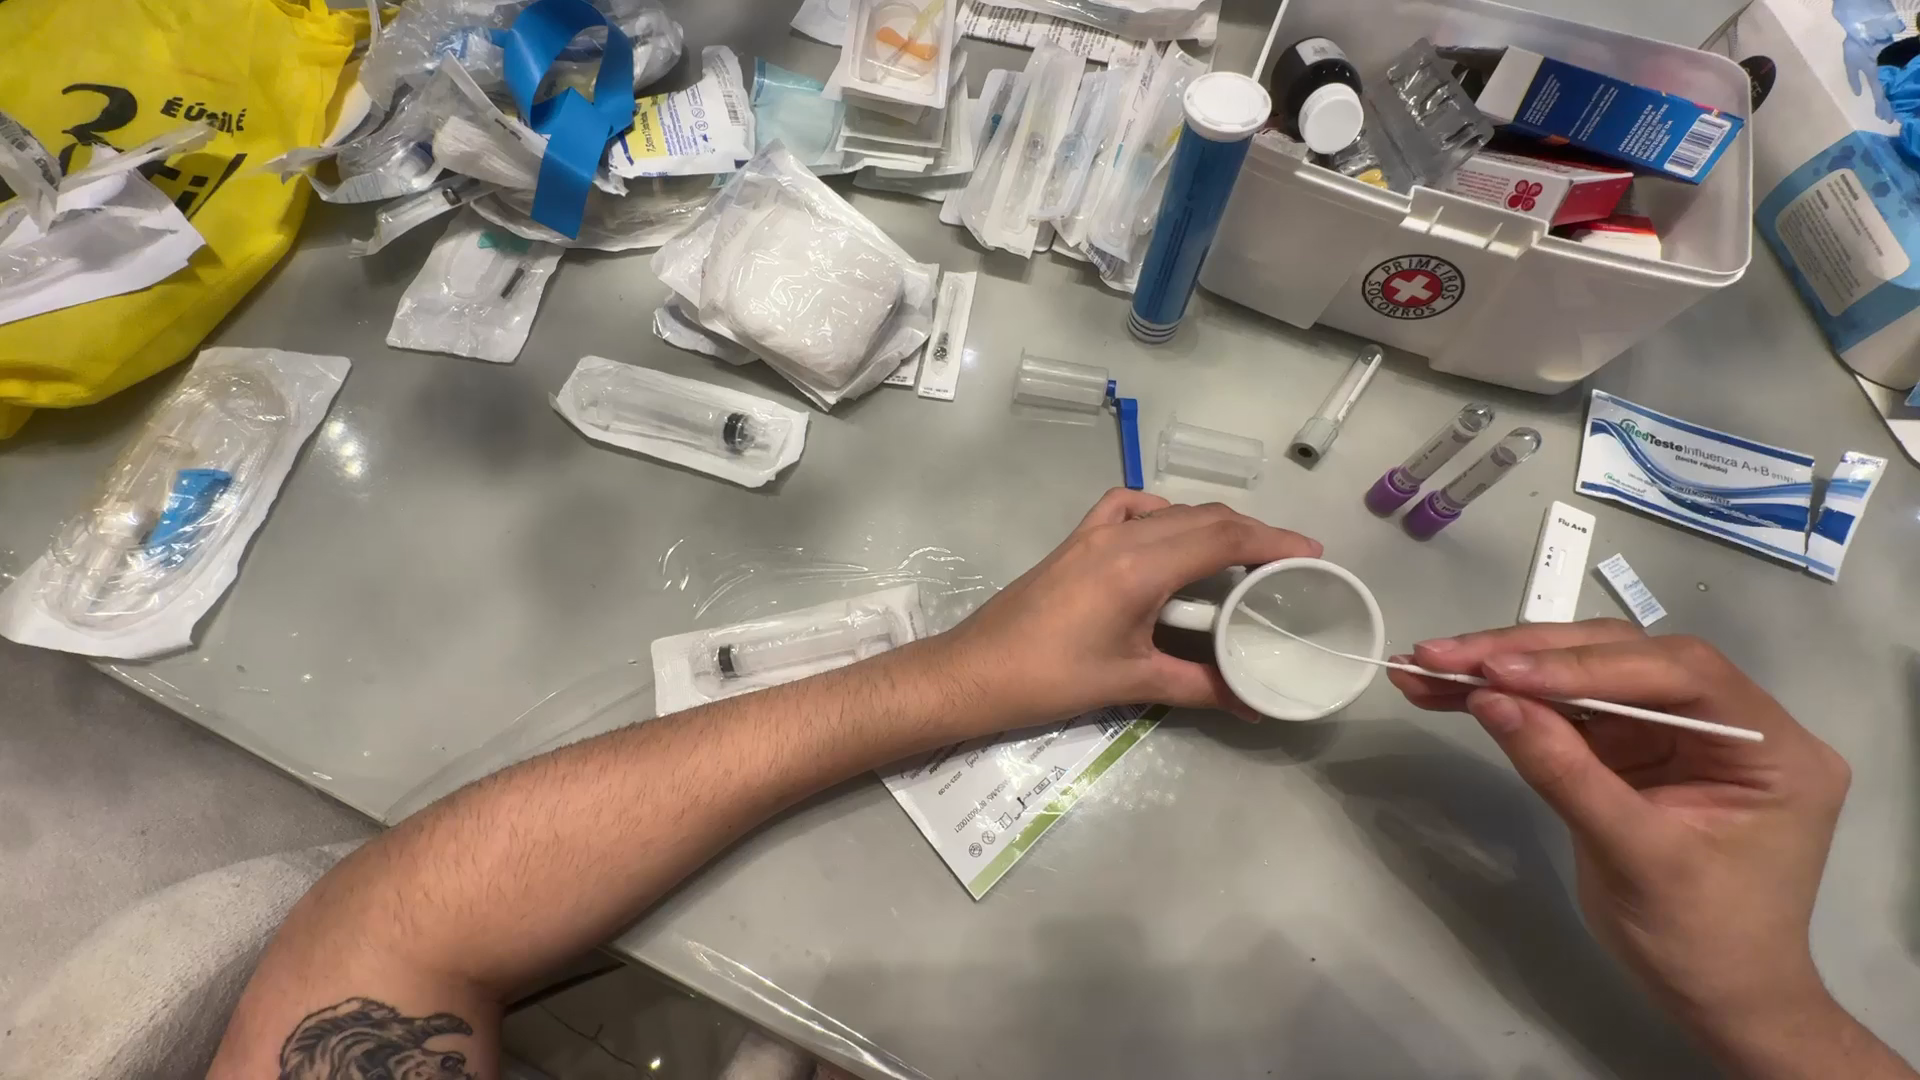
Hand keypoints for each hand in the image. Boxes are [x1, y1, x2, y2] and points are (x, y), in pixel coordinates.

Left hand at [939, 489, 1321, 727]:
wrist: (978, 670)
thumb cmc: (1053, 678)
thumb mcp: (1134, 682)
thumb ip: (1202, 686)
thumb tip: (1255, 703)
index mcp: (1139, 568)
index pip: (1222, 538)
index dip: (1273, 541)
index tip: (1312, 553)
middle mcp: (1119, 538)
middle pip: (1201, 517)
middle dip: (1251, 532)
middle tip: (1286, 561)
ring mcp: (1091, 534)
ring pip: (1166, 511)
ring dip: (1208, 522)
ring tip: (1237, 554)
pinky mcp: (1072, 541)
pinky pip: (1124, 508)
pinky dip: (1156, 512)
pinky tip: (1165, 537)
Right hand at [1387, 621, 1859, 1068]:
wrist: (1707, 990)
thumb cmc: (1700, 936)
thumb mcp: (1635, 856)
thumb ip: (1564, 772)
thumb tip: (1489, 701)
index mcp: (1765, 746)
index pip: (1673, 673)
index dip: (1582, 663)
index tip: (1497, 672)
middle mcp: (1716, 719)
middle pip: (1611, 655)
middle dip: (1518, 654)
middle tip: (1437, 657)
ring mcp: (1660, 727)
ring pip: (1568, 670)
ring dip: (1489, 668)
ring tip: (1418, 668)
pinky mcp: (1614, 740)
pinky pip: (1546, 703)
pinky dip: (1490, 696)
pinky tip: (1437, 691)